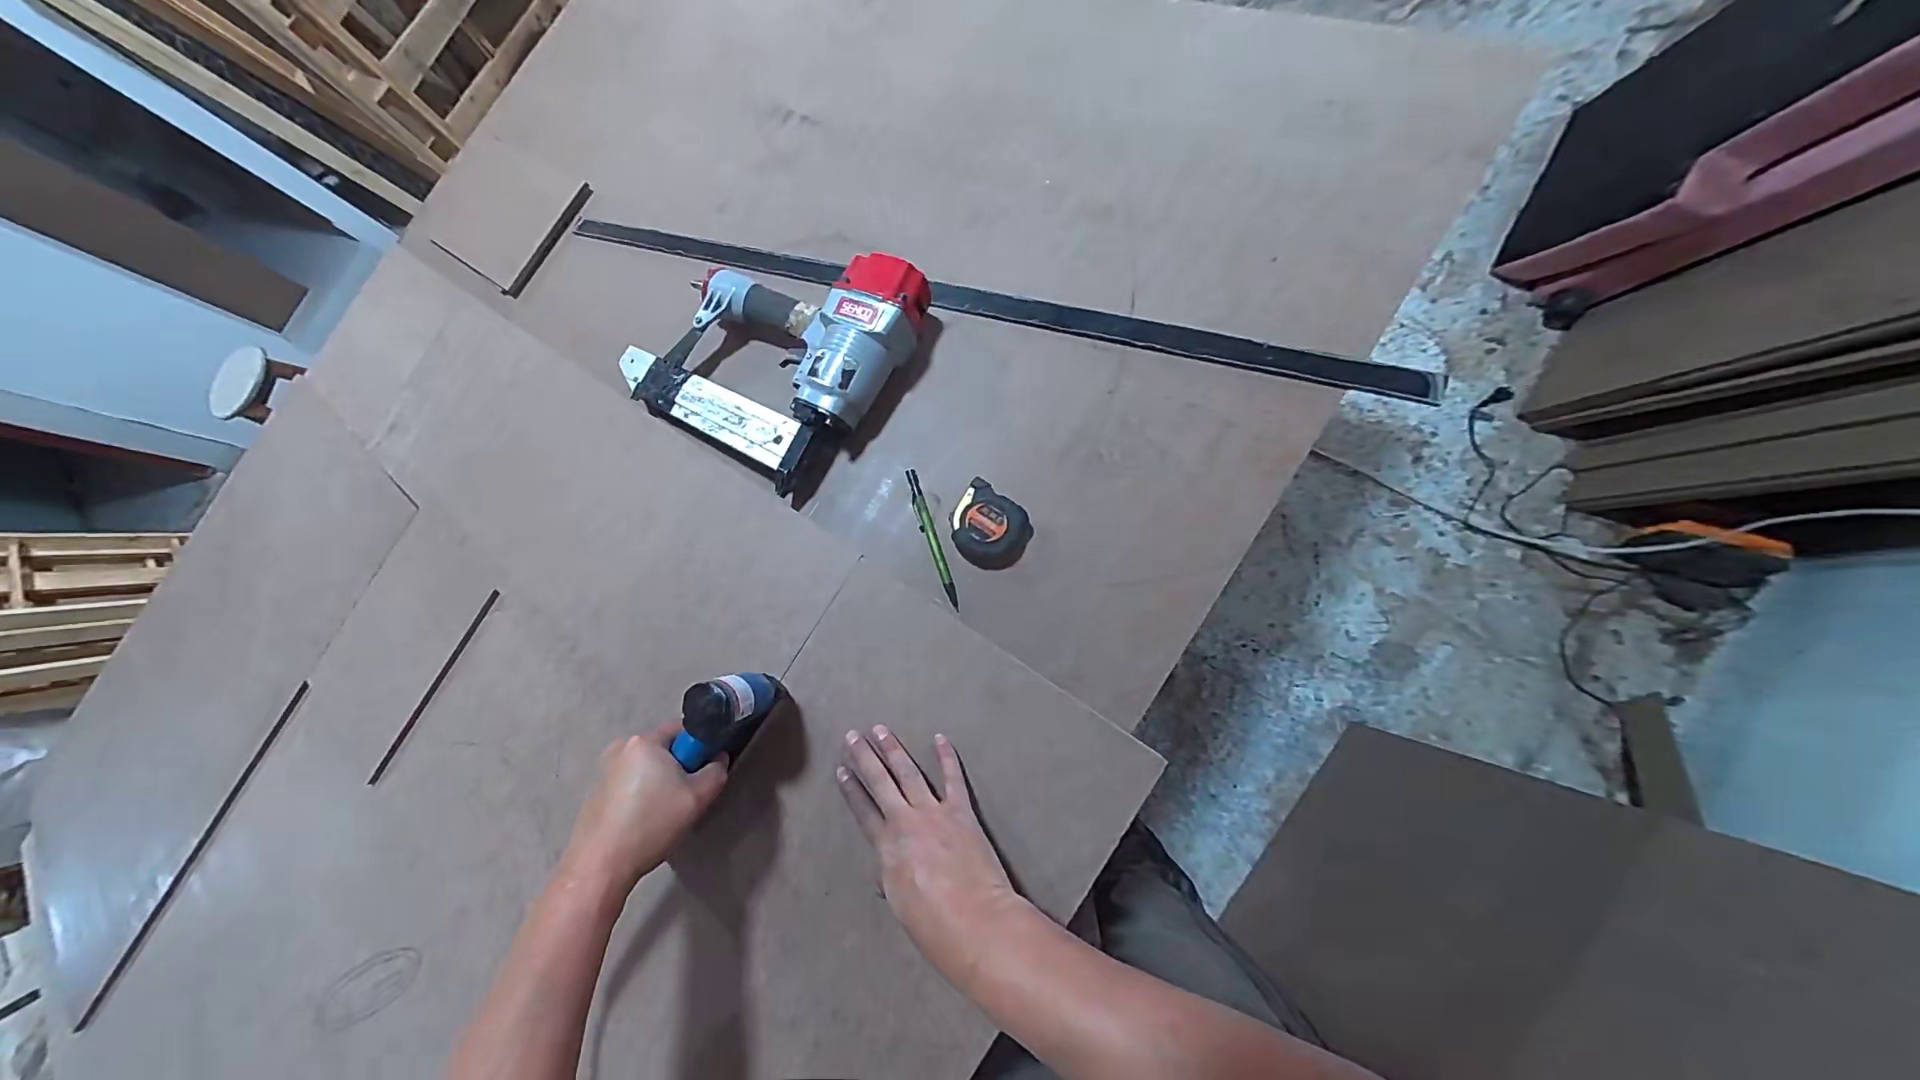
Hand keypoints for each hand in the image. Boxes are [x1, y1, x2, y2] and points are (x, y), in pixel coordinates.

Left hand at [560, 722, 727, 894]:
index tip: (701, 776)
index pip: (684, 729)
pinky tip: (643, 822)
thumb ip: (716, 771)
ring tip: (663, 815)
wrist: (599, 868)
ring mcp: (604, 770)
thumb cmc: (651, 824)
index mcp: (643, 741)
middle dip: (680, 769)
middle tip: (685, 798)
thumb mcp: (699, 797)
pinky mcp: (596, 792)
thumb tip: (717, 758)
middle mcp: (620, 748)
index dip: (700, 750)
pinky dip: (642, 796)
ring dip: (661, 783)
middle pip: (665, 749)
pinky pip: (631, 783)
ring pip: (648, 768)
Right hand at [837, 727, 1028, 982]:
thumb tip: (886, 869)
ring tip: (881, 730)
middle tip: (852, 736)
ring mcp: (934, 813)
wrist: (975, 921)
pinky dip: (946, 757)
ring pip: (909, 773)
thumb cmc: (933, 924)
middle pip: (880, 782)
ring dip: (894, 749)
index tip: (841, 771)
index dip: (851, 790)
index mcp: (887, 847)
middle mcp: (906, 822)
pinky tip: (940, 739)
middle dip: (865, 757)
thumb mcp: (899, 903)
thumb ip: (891, 877)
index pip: (863, 811)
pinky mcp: (961, 812)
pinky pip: (953, 778)